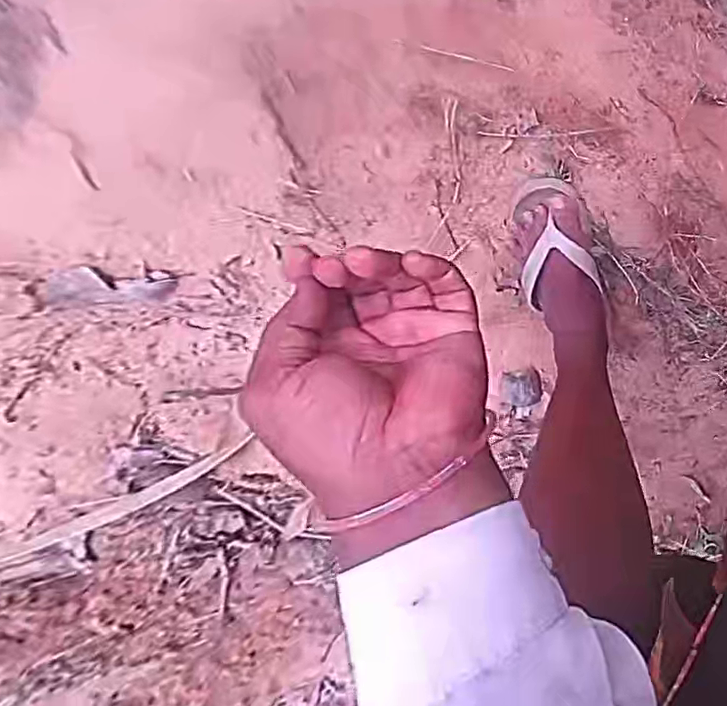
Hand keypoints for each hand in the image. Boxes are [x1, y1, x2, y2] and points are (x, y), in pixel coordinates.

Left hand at [242, 245, 507, 565]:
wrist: (393, 465)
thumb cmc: (332, 442)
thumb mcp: (273, 384)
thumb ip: (288, 325)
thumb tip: (309, 281)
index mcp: (328, 353)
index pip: (324, 298)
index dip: (314, 275)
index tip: (304, 261)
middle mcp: (373, 340)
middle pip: (362, 282)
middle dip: (346, 266)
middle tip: (336, 265)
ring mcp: (414, 331)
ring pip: (402, 277)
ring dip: (382, 262)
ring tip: (363, 263)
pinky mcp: (453, 328)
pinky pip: (447, 286)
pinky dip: (431, 267)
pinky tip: (410, 263)